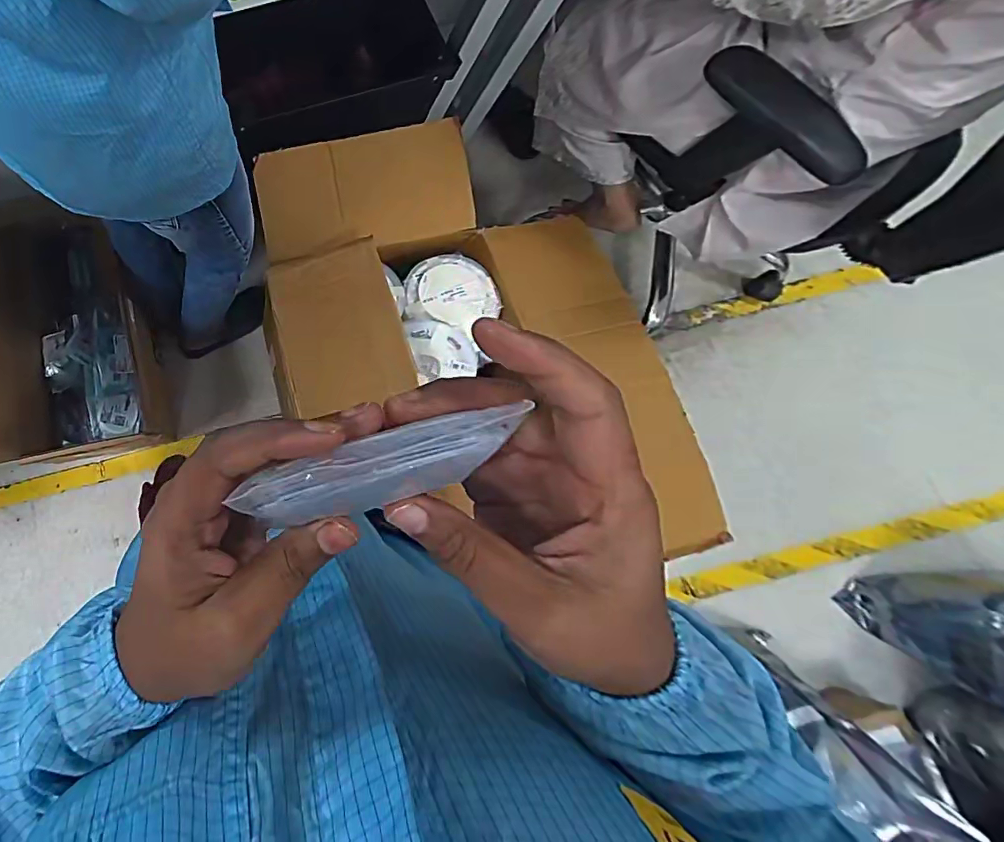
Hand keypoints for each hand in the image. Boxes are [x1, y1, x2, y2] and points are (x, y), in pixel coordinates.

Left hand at [115, 408, 382, 702]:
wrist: (150, 665)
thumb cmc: (184, 651)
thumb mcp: (237, 624)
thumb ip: (287, 570)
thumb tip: (346, 525)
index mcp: (178, 515)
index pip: (223, 458)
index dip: (275, 441)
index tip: (329, 438)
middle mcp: (191, 494)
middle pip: (242, 446)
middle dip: (299, 432)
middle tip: (359, 424)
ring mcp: (209, 501)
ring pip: (257, 457)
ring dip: (305, 445)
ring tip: (357, 433)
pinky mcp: (229, 512)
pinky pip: (266, 481)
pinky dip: (301, 471)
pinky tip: (335, 466)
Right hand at [380, 319, 675, 696]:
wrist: (618, 671)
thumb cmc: (603, 639)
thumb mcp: (538, 608)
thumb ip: (470, 556)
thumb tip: (398, 503)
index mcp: (609, 485)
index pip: (587, 400)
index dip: (541, 358)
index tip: (485, 331)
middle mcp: (573, 464)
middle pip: (517, 403)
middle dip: (456, 396)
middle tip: (395, 410)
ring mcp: (540, 473)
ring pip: (485, 421)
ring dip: (436, 417)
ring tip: (385, 425)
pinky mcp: (511, 487)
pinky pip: (468, 451)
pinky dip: (431, 446)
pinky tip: (397, 449)